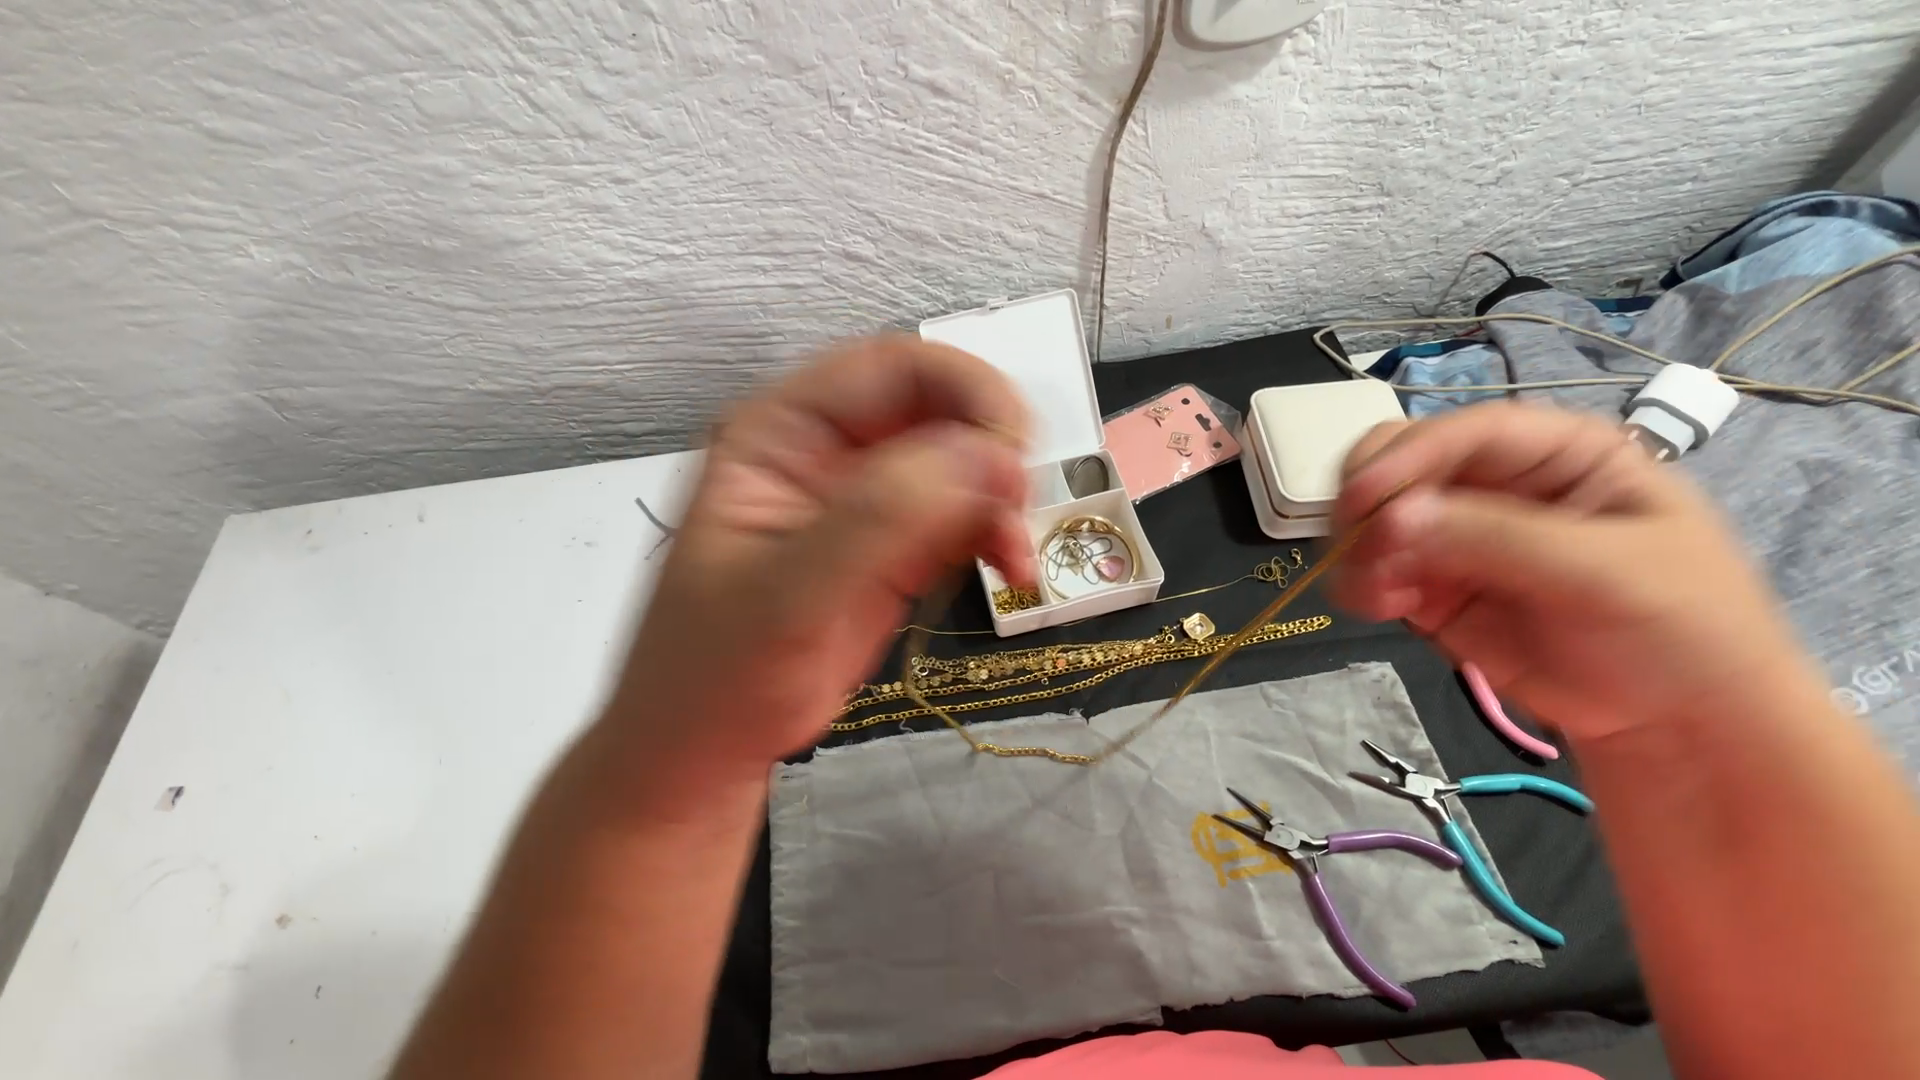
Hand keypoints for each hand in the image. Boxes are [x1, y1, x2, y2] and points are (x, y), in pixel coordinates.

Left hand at [603, 338, 1033, 784]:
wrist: (707, 747)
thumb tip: (987, 456)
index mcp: (782, 431)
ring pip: (962, 463)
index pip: (888, 369)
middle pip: (937, 409)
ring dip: (1003, 498)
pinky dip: (998, 535)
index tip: (1014, 443)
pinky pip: (965, 517)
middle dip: (991, 447)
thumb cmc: (717, 669)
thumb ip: (879, 518)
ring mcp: (869, 500)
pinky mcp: (899, 547)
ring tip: (1015, 555)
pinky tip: (1011, 570)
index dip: (962, 388)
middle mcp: (831, 450)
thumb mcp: (787, 592)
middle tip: (1021, 501)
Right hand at [1332, 402, 1822, 744]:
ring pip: (1376, 518)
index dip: (1408, 456)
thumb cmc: (1679, 631)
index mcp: (1557, 455)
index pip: (1466, 434)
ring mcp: (1458, 538)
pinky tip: (1382, 609)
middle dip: (1370, 499)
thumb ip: (1498, 538)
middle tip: (1356, 543)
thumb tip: (1392, 516)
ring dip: (1359, 548)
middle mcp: (1498, 485)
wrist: (1680, 727)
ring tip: (1377, 593)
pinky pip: (1375, 572)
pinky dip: (1362, 585)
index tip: (1361, 496)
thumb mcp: (1606, 572)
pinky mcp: (1433, 590)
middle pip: (1402, 463)